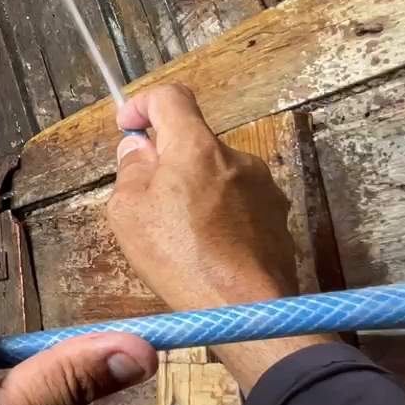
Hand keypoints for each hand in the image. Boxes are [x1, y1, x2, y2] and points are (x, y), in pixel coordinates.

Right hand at [107, 84, 330, 388]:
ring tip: (172, 229)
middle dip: (165, 159)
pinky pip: (235, 199)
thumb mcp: (128, 210)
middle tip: (142, 196)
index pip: (171, 97)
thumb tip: (139, 148)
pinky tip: (201, 245)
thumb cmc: (177, 255)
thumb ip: (131, 170)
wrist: (243, 307)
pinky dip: (214, 211)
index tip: (129, 126)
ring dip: (190, 187)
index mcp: (196, 148)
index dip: (143, 104)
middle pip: (192, 141)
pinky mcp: (276, 216)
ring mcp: (262, 187)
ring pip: (214, 172)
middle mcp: (236, 158)